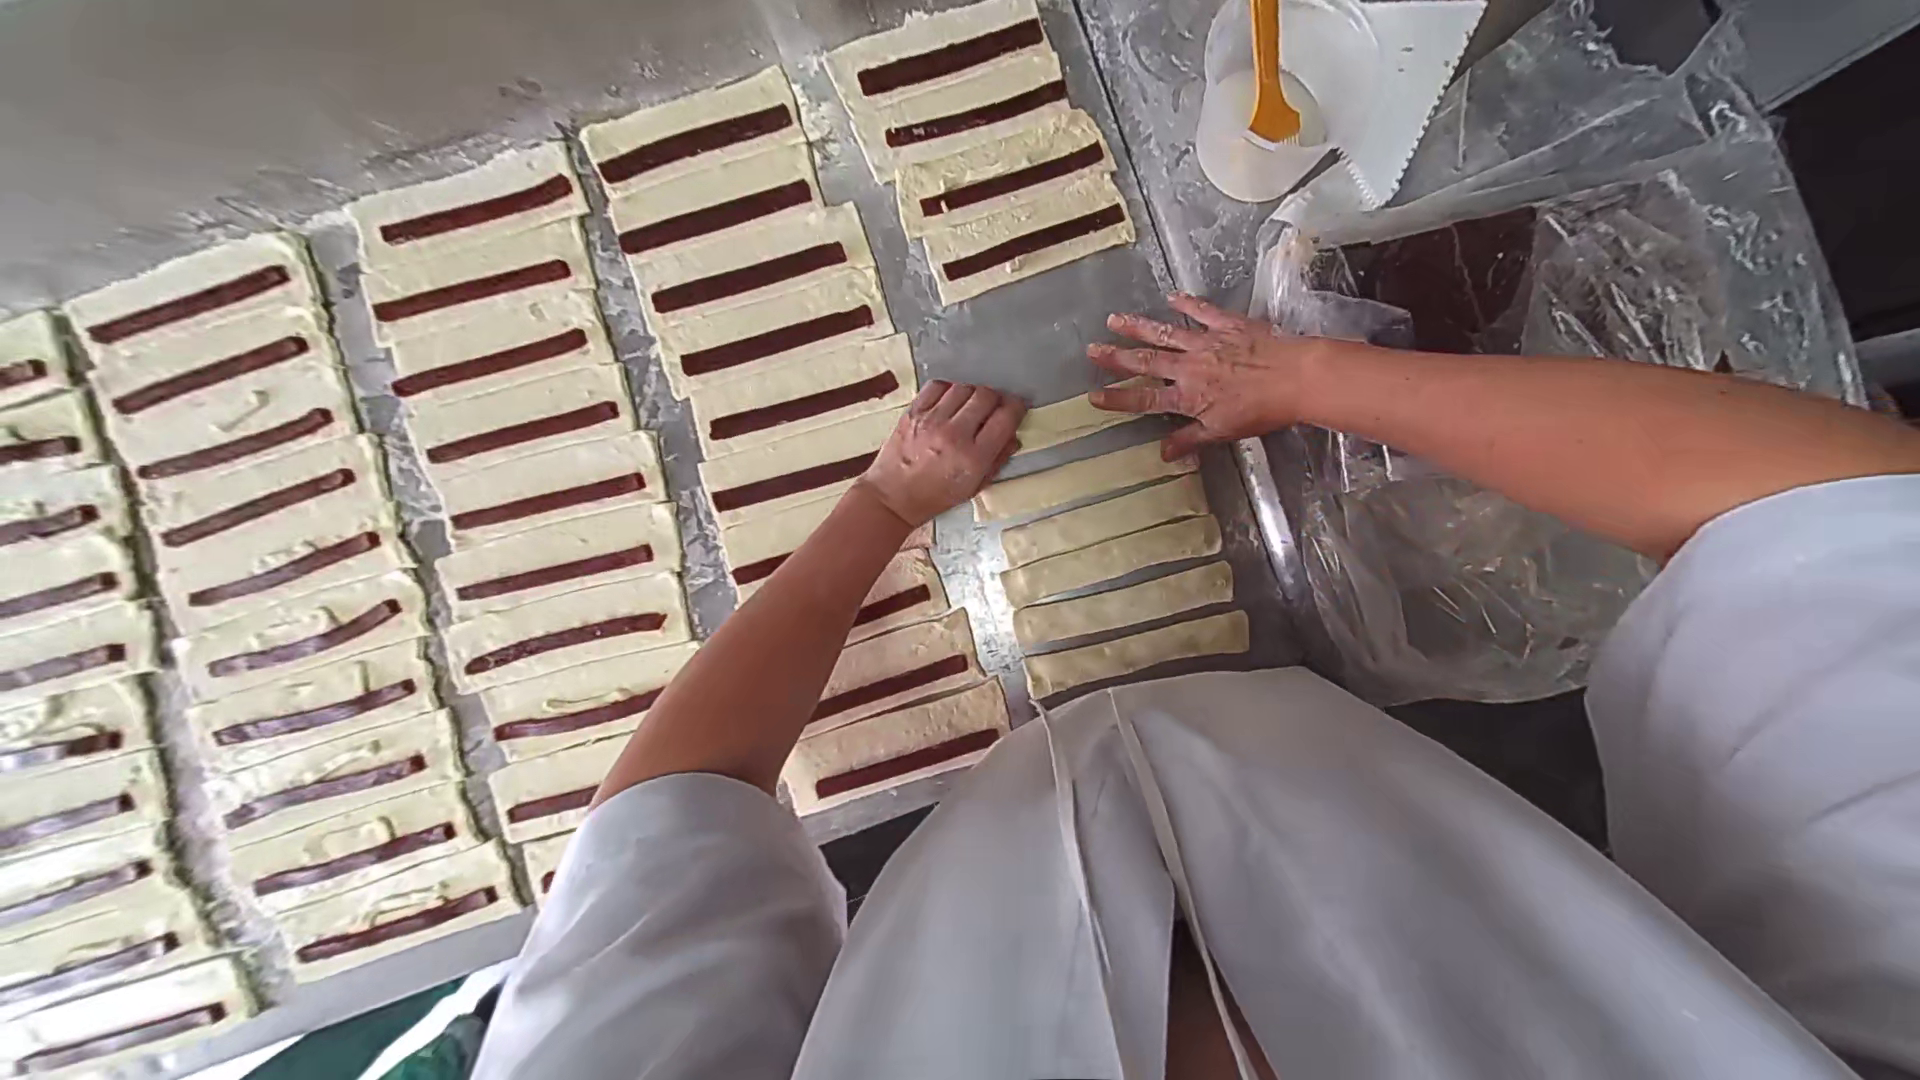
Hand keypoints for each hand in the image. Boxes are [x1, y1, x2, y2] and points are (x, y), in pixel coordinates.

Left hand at [859, 381, 1025, 526]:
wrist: (893, 497)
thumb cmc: (936, 496)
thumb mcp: (975, 486)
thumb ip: (997, 459)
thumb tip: (1012, 435)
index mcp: (974, 457)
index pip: (1006, 417)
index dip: (1016, 408)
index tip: (1015, 409)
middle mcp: (954, 434)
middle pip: (987, 395)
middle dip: (995, 399)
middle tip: (992, 409)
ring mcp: (931, 420)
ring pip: (964, 387)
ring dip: (972, 395)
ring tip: (969, 408)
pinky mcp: (913, 412)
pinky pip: (938, 386)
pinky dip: (948, 391)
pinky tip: (948, 404)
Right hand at [1088, 292, 1318, 459]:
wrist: (1296, 378)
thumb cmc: (1261, 410)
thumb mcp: (1222, 432)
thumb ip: (1190, 439)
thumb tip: (1163, 454)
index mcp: (1186, 397)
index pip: (1143, 400)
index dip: (1117, 399)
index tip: (1093, 396)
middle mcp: (1189, 368)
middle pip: (1146, 362)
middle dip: (1116, 357)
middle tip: (1092, 349)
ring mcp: (1206, 343)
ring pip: (1164, 333)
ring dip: (1138, 327)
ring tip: (1114, 319)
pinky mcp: (1227, 325)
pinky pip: (1202, 312)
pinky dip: (1186, 304)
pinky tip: (1171, 297)